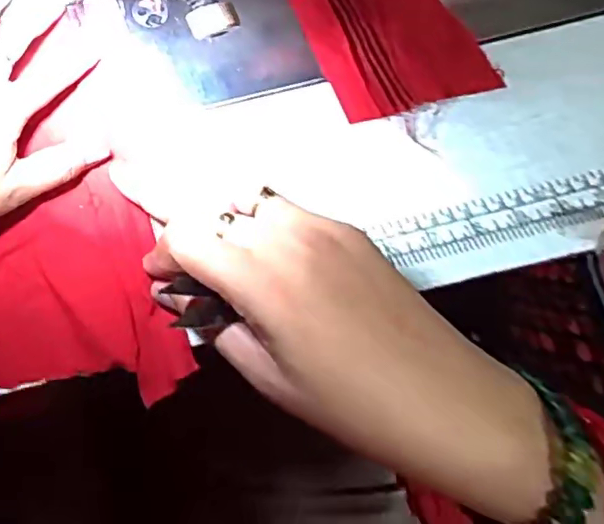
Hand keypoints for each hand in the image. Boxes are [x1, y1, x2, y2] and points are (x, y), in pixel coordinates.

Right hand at [145, 193, 557, 522]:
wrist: (445, 397)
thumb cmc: (349, 402)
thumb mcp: (268, 377)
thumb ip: (216, 325)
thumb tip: (182, 296)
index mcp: (261, 279)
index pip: (186, 236)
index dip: (162, 253)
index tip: (158, 275)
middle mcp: (286, 236)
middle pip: (213, 210)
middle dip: (191, 237)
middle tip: (192, 272)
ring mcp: (320, 224)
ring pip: (249, 201)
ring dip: (229, 224)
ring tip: (234, 260)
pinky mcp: (346, 226)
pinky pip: (288, 211)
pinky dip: (266, 226)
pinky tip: (279, 261)